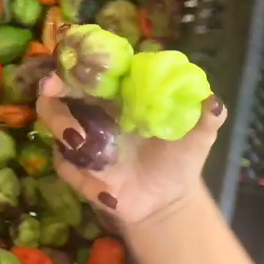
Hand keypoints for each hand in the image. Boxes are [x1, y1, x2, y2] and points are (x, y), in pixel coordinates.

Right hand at [35, 74, 224, 225]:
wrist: (167, 201)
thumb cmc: (178, 158)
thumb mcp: (196, 137)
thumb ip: (205, 119)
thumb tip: (213, 102)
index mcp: (116, 96)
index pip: (88, 71)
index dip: (74, 64)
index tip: (68, 63)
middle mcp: (91, 112)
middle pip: (56, 92)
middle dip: (50, 89)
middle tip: (52, 91)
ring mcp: (79, 140)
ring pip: (52, 123)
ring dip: (61, 126)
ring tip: (79, 141)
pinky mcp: (75, 169)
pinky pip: (65, 165)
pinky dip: (82, 176)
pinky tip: (107, 190)